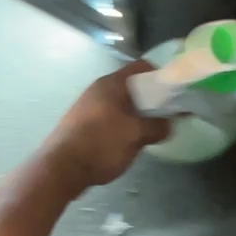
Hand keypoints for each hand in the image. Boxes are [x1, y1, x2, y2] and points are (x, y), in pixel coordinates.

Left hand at [37, 62, 171, 193]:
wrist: (61, 168)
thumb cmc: (101, 144)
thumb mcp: (136, 135)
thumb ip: (157, 126)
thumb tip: (169, 124)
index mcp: (111, 84)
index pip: (141, 67)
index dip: (160, 75)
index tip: (173, 91)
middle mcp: (98, 89)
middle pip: (131, 86)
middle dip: (151, 98)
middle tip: (166, 114)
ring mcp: (88, 106)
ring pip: (121, 103)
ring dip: (137, 113)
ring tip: (151, 130)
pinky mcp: (83, 123)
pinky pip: (110, 117)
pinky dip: (123, 123)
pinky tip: (129, 141)